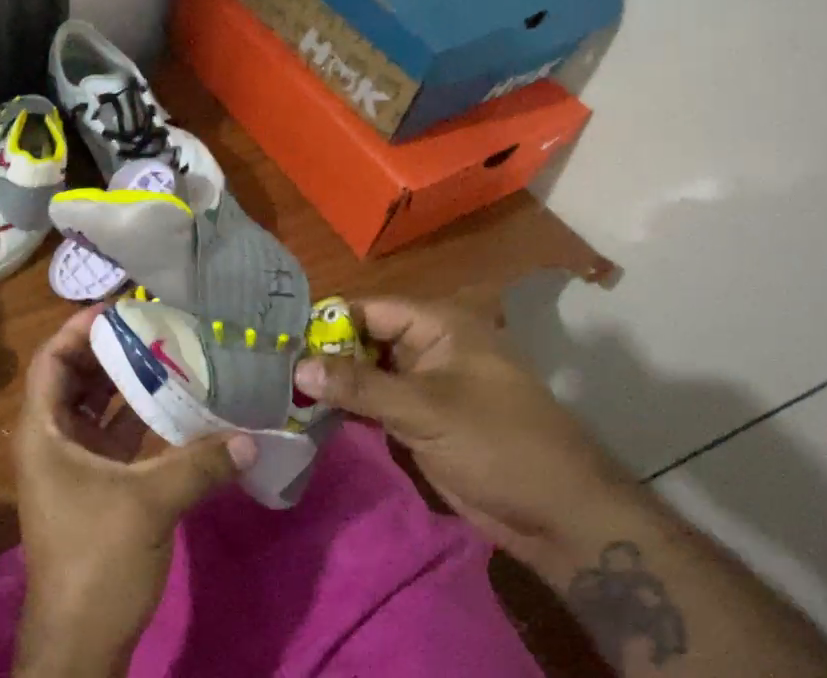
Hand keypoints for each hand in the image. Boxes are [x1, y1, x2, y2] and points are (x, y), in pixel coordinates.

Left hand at [13, 306, 256, 675]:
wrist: (80, 637)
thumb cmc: (97, 557)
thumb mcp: (149, 503)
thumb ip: (199, 464)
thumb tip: (252, 438)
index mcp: (42, 430)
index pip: (53, 360)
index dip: (80, 329)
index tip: (121, 308)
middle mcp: (50, 439)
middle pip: (76, 379)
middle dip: (113, 353)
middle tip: (157, 327)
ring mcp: (71, 465)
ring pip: (97, 410)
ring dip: (130, 387)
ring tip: (173, 358)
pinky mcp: (93, 489)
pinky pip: (114, 440)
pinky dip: (140, 423)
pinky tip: (178, 410)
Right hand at [293, 299, 640, 569]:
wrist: (559, 517)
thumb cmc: (499, 445)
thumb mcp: (425, 410)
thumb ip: (359, 386)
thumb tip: (297, 366)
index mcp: (438, 326)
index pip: (366, 310)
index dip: (323, 322)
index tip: (276, 338)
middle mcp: (427, 348)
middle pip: (361, 340)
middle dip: (321, 354)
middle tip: (267, 367)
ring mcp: (423, 386)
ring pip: (364, 374)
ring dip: (330, 384)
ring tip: (275, 389)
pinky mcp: (419, 420)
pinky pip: (373, 404)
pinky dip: (346, 408)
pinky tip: (307, 414)